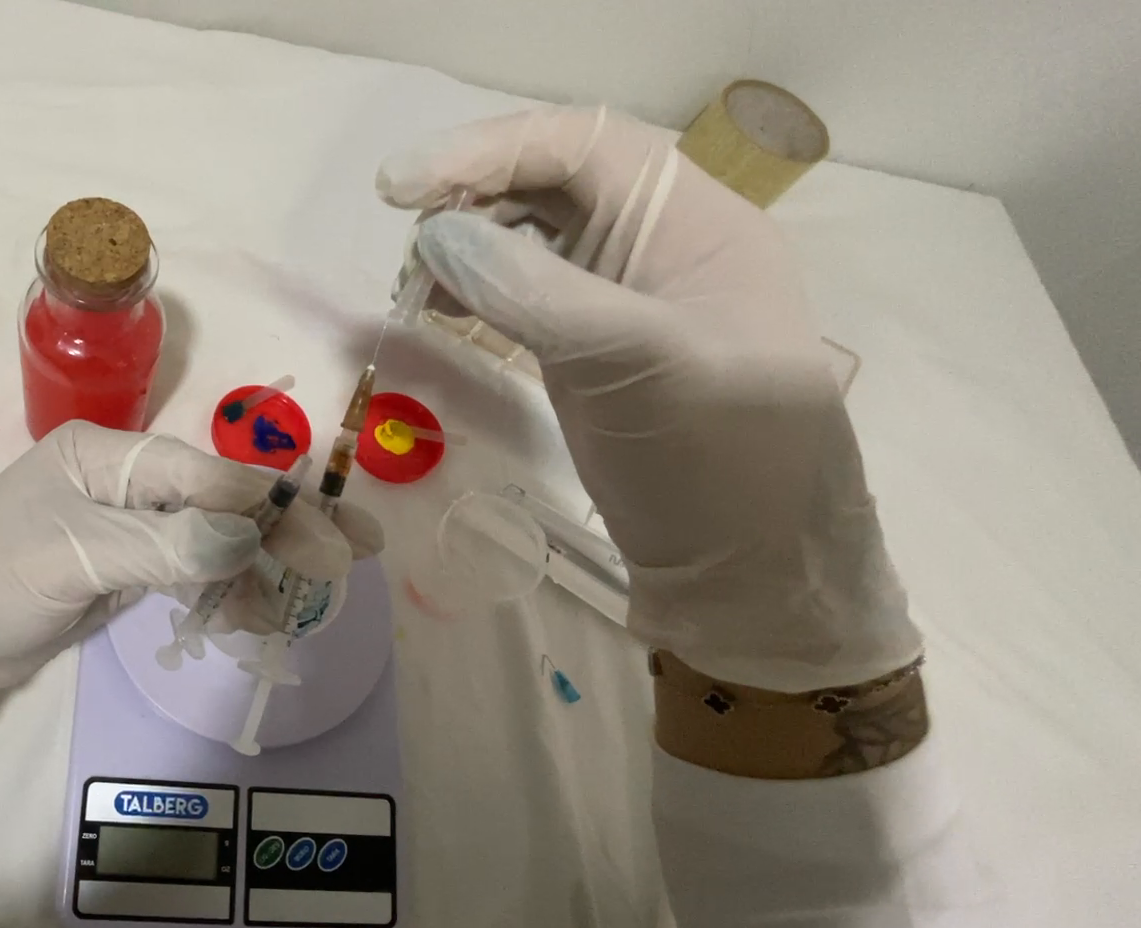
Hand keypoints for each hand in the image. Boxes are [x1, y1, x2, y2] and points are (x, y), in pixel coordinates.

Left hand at [0, 421, 381, 737]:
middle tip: (352, 558)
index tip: (328, 540)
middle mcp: (120, 481)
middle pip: (219, 499)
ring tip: (301, 603)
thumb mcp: (68, 560)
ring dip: (257, 568)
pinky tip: (253, 616)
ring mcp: (124, 526)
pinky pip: (191, 571)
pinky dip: (224, 592)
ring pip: (212, 537)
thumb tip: (245, 539)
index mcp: (102, 455)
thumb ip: (160, 546)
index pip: (202, 473)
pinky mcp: (123, 567)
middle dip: (283, 529)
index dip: (268, 506)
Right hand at [378, 106, 918, 691]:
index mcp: (690, 223)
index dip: (486, 150)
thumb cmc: (716, 457)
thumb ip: (535, 292)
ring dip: (463, 249)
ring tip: (412, 284)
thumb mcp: (635, 362)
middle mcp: (651, 248)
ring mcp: (614, 301)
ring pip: (525, 241)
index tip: (399, 186)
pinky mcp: (584, 350)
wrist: (743, 565)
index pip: (578, 146)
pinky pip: (518, 296)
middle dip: (468, 199)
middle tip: (403, 244)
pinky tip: (437, 309)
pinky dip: (471, 294)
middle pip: (546, 185)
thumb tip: (437, 237)